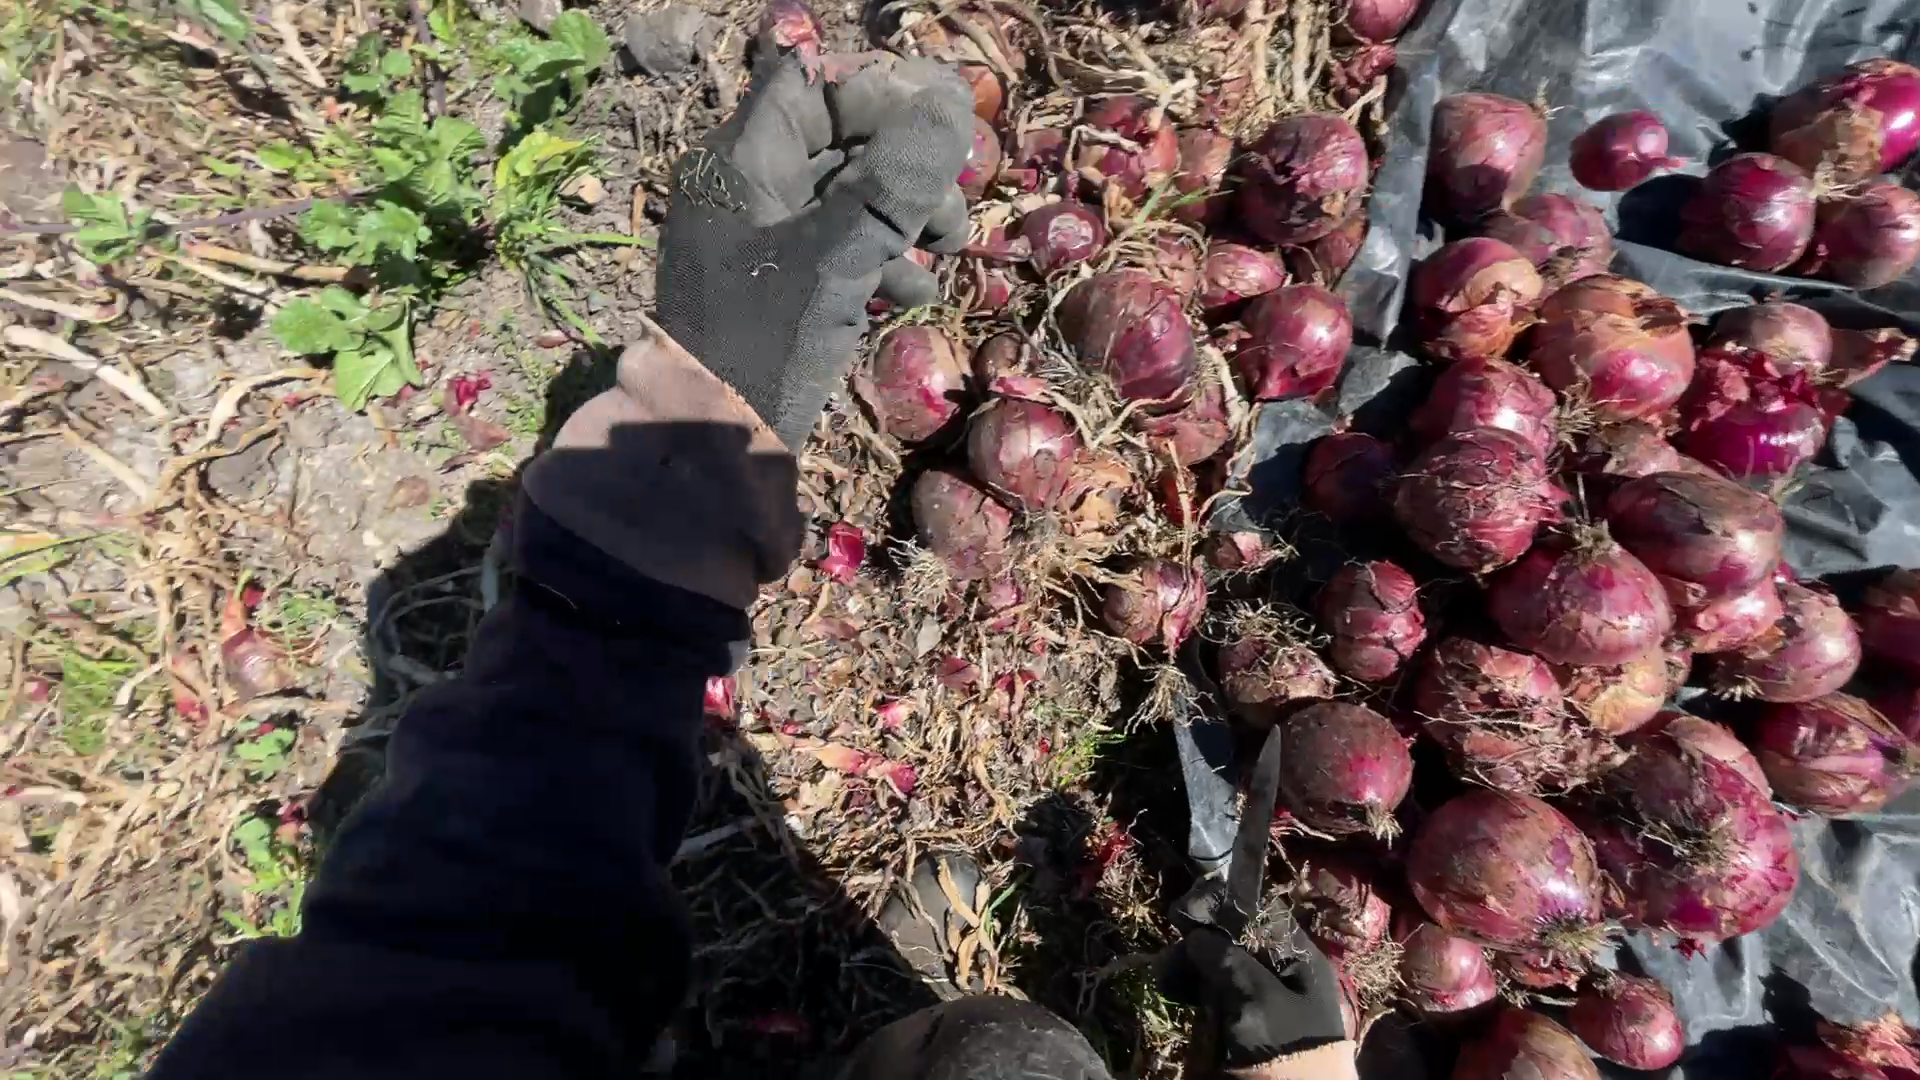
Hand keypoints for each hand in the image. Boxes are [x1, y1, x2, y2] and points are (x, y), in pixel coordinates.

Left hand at [655, 52, 973, 447]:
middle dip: (906, 172)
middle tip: (952, 209)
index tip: (939, 129)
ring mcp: (768, 243)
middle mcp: (751, 192)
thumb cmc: (767, 340)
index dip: (880, 98)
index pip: (813, 90)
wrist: (720, 436)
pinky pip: (842, 253)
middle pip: (841, 147)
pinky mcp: (786, 288)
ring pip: (850, 203)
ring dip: (906, 219)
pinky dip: (883, 265)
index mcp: (741, 164)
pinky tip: (914, 295)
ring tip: (950, 246)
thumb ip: (892, 182)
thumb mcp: (835, 256)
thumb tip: (949, 108)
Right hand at [1156, 926, 1348, 1071]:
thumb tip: (1196, 936)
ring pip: (1220, 964)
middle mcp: (1284, 971)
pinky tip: (1171, 987)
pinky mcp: (1245, 1019)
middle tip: (1173, 943)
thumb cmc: (1284, 1042)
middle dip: (1200, 940)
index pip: (1260, 913)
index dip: (1224, 905)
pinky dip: (1192, 986)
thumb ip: (1224, 955)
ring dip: (1190, 963)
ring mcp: (1264, 996)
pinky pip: (1215, 990)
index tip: (1190, 908)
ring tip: (1165, 972)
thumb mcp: (1255, 994)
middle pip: (1236, 938)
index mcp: (1300, 959)